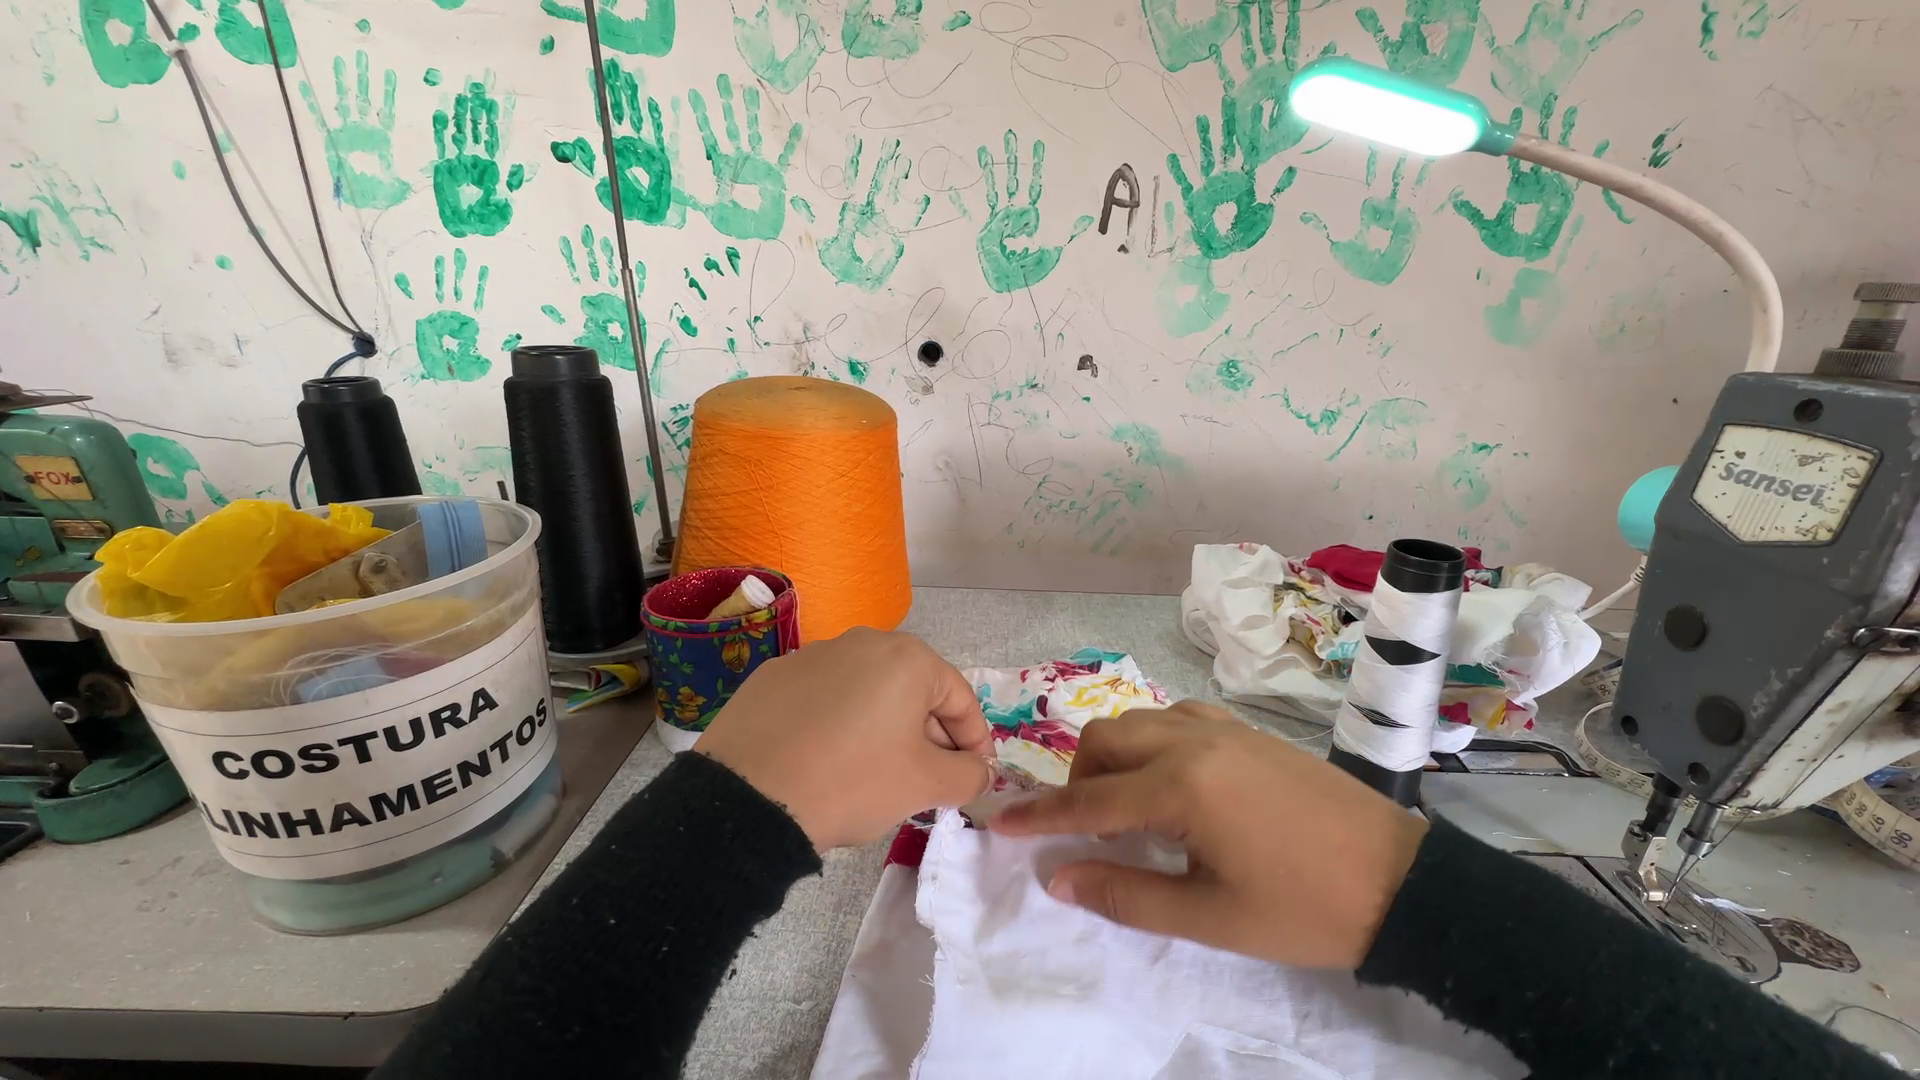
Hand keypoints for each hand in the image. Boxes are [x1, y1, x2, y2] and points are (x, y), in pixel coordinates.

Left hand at [697, 628, 992, 850]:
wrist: (747, 798)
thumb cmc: (853, 781)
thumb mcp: (924, 784)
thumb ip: (968, 774)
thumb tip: (981, 770)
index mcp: (906, 657)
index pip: (959, 697)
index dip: (975, 740)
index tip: (975, 774)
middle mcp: (861, 642)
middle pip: (913, 690)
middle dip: (929, 734)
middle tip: (929, 779)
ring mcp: (812, 655)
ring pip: (867, 693)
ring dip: (883, 727)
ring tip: (876, 772)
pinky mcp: (773, 677)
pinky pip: (824, 699)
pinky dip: (837, 724)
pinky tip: (826, 761)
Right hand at [990, 701, 1426, 969]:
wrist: (1402, 881)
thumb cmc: (1304, 909)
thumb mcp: (1210, 916)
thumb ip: (1125, 894)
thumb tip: (1058, 879)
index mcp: (1180, 787)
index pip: (1088, 801)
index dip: (1039, 817)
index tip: (997, 822)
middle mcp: (1192, 742)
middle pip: (1104, 741)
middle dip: (1077, 780)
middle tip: (1085, 828)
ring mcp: (1222, 728)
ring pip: (1137, 720)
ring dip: (1113, 755)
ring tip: (1126, 804)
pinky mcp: (1247, 729)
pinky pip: (1176, 716)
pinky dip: (1151, 740)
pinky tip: (1171, 776)